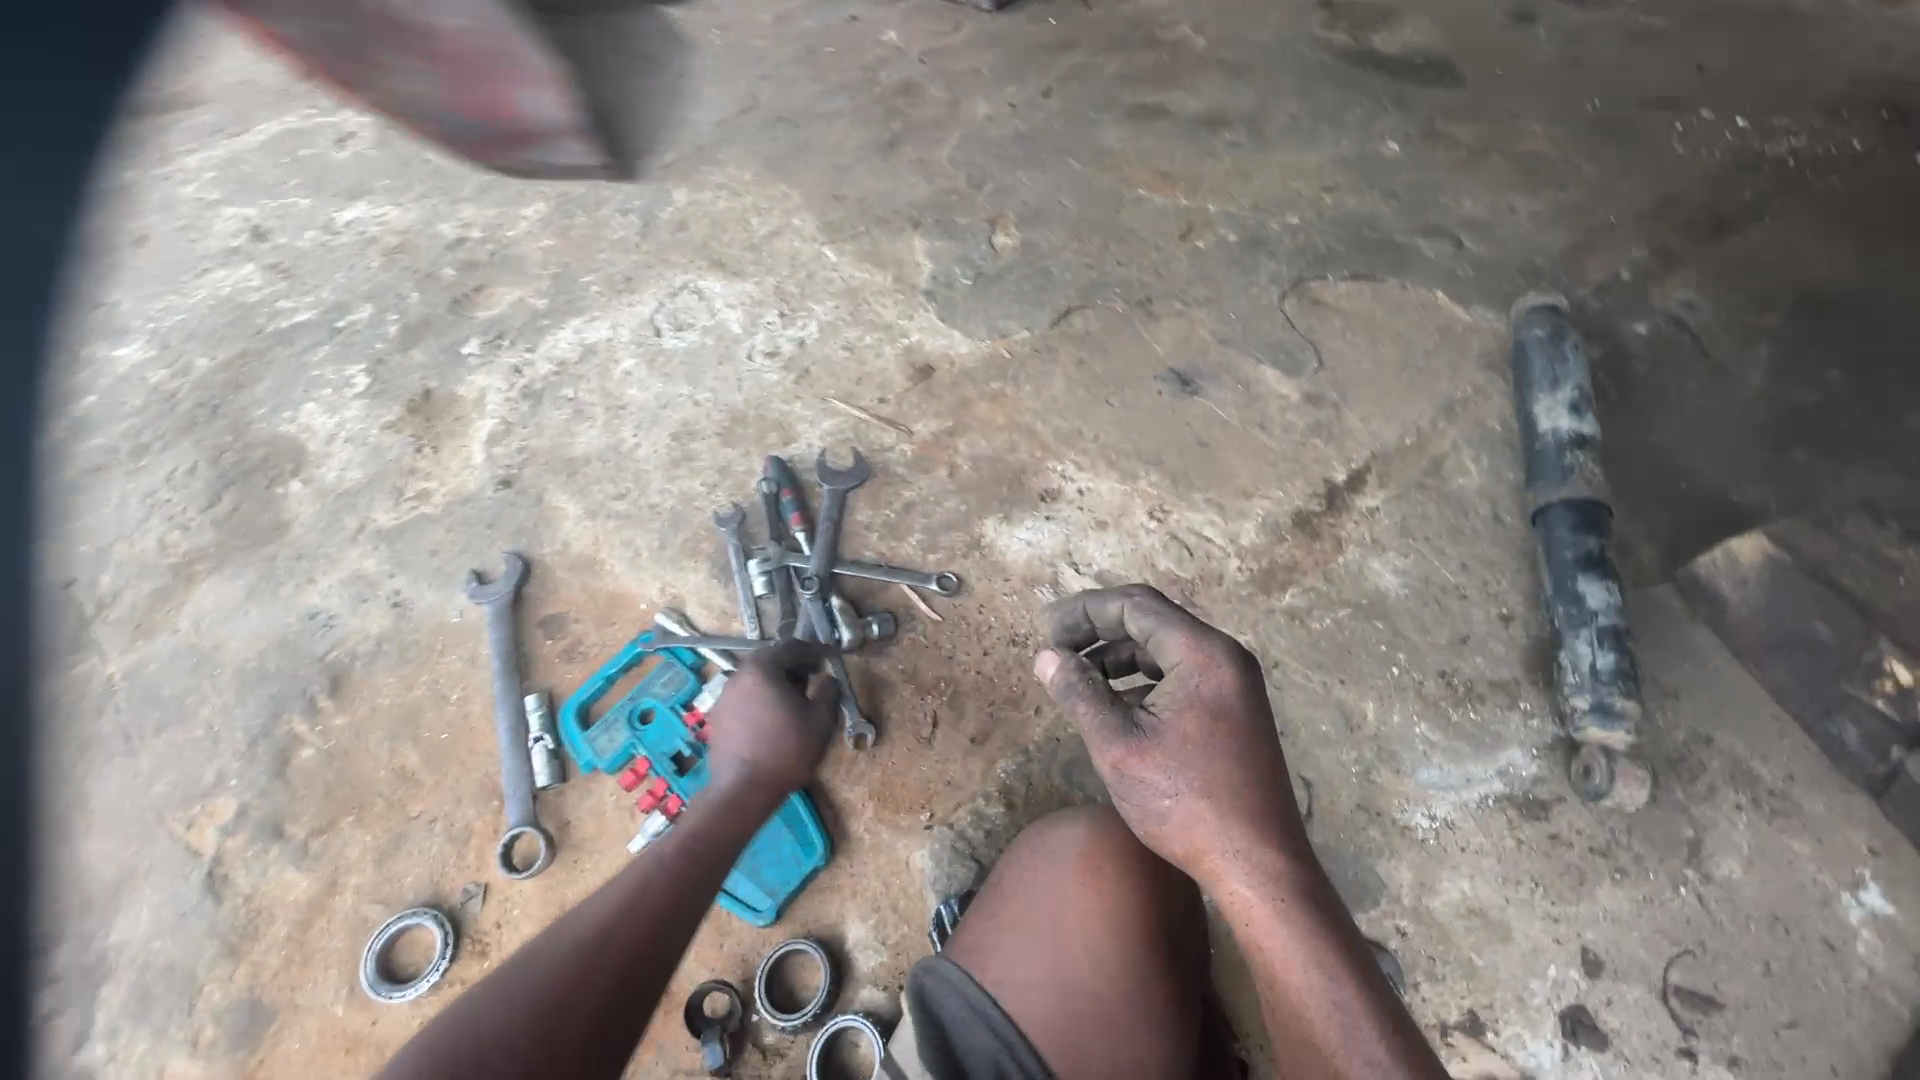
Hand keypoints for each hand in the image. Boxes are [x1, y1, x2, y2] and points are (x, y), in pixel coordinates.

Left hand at [702, 638, 840, 797]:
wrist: (743, 790)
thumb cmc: (786, 751)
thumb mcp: (821, 720)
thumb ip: (829, 691)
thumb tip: (828, 679)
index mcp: (763, 669)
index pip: (792, 647)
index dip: (814, 650)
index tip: (829, 658)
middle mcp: (739, 675)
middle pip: (771, 660)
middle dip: (795, 665)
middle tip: (814, 676)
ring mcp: (725, 696)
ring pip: (756, 679)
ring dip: (777, 681)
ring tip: (796, 698)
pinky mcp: (718, 716)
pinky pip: (746, 697)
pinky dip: (762, 698)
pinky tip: (774, 717)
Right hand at [1034, 584, 1308, 889]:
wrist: (1257, 864)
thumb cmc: (1185, 803)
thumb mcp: (1119, 745)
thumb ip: (1080, 693)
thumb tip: (1046, 658)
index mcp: (1202, 653)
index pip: (1135, 605)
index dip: (1085, 611)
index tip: (1045, 629)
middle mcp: (1224, 657)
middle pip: (1151, 621)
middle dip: (1098, 630)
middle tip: (1055, 649)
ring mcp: (1233, 684)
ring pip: (1164, 650)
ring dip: (1117, 657)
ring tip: (1077, 679)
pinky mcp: (1233, 710)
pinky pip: (1180, 675)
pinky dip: (1142, 680)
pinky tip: (1114, 706)